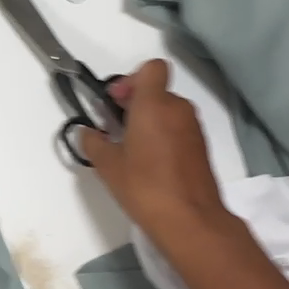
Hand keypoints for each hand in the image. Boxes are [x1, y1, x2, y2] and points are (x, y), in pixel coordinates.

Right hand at [81, 59, 232, 245]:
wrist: (190, 219)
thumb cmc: (144, 186)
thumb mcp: (107, 165)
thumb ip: (93, 142)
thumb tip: (87, 132)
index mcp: (154, 105)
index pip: (152, 68)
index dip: (133, 79)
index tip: (117, 102)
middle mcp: (178, 109)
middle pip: (157, 91)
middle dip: (135, 103)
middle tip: (116, 128)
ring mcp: (193, 127)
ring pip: (168, 111)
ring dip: (149, 121)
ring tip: (131, 150)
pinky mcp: (201, 147)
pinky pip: (178, 129)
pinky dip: (163, 136)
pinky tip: (149, 163)